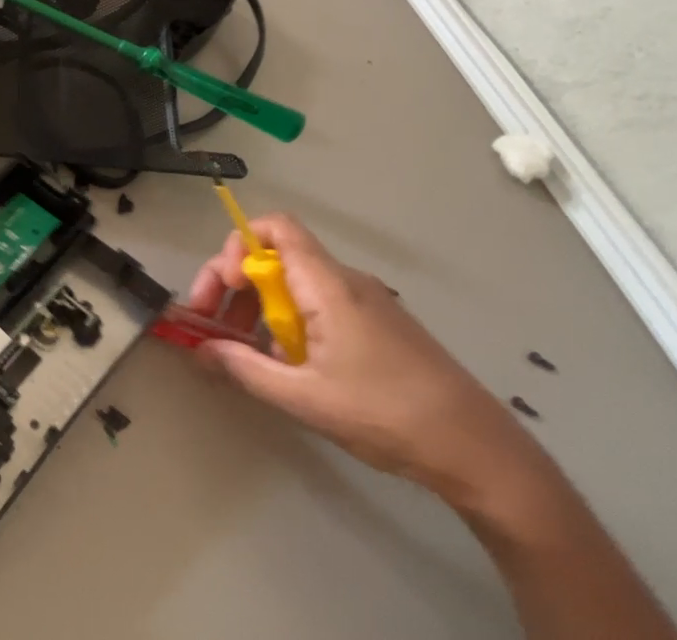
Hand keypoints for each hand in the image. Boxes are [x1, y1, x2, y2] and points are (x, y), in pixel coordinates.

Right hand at [189, 215, 543, 506]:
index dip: (236, 247)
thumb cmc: (385, 414)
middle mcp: (347, 282)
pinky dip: (288, 322)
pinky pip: (318, 305)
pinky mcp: (377, 325)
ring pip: (295, 284)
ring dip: (259, 308)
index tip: (222, 290)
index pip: (276, 229)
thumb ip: (245, 368)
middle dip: (235, 284)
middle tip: (212, 326)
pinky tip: (287, 366)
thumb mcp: (303, 398)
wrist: (475, 447)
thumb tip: (200, 348)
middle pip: (276, 257)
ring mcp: (365, 303)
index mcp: (329, 287)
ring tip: (246, 353)